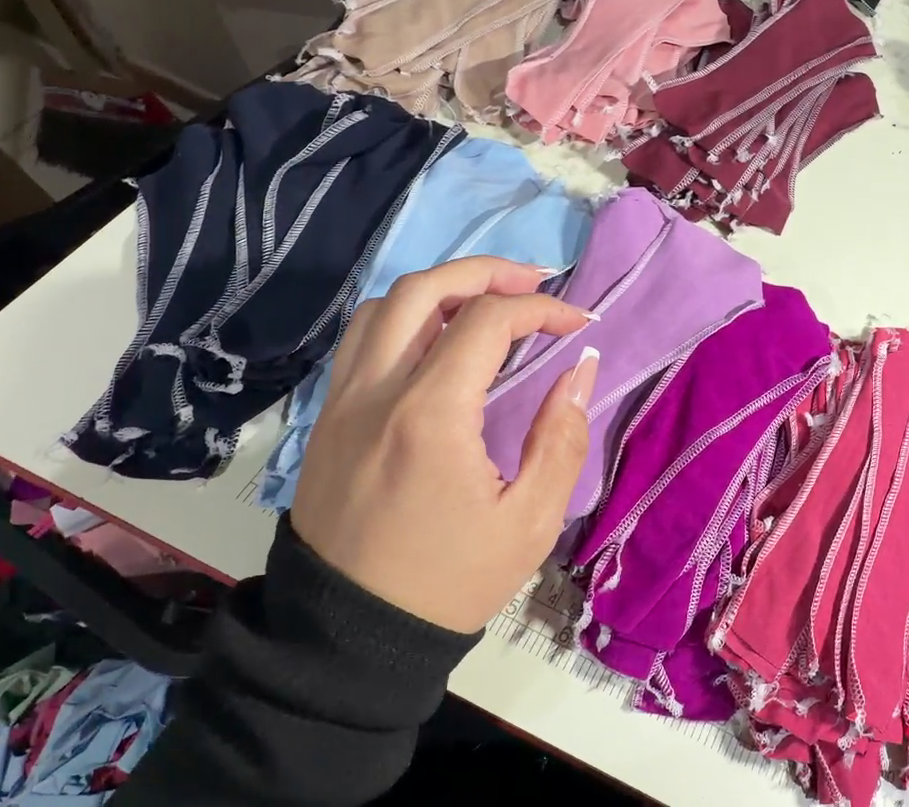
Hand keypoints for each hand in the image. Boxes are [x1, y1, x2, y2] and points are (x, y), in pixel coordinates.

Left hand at [291, 257, 598, 633]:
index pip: (488, 320)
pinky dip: (405, 317)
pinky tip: (438, 338)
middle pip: (426, 289)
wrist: (348, 638)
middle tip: (535, 282)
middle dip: (488, 271)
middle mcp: (376, 391)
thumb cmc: (449, 581)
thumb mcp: (529, 522)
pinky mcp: (328, 418)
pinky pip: (362, 339)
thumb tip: (580, 370)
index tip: (579, 326)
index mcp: (430, 415)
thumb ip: (562, 437)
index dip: (542, 309)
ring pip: (385, 306)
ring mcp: (342, 402)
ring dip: (443, 288)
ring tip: (489, 301)